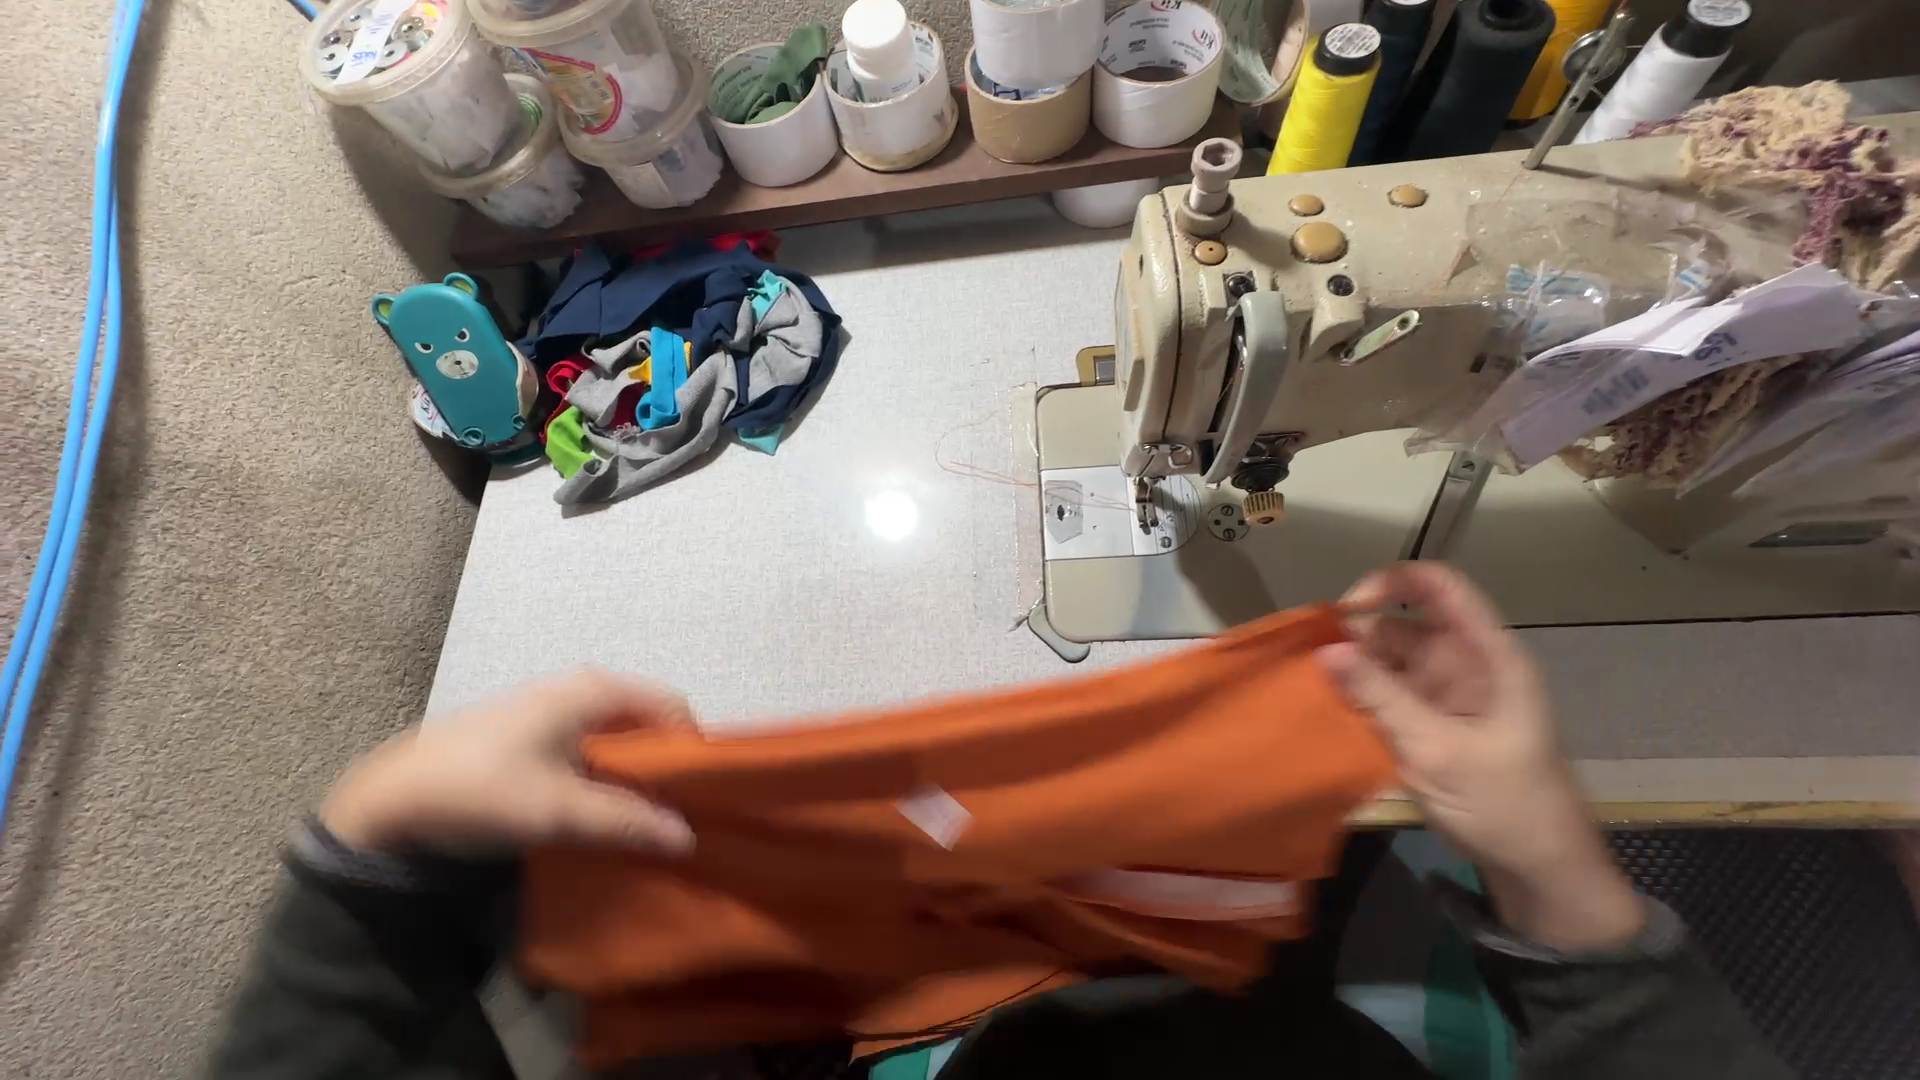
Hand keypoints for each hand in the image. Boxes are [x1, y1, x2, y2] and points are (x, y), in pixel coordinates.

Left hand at [319, 671, 695, 856]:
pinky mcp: (531, 730)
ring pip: (616, 732)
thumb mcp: (558, 811)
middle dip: (662, 759)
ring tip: (635, 812)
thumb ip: (626, 822)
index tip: (694, 791)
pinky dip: (605, 769)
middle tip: (669, 806)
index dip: (689, 745)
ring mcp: (551, 706)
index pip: (670, 705)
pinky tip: (594, 804)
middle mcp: (578, 688)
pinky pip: (590, 742)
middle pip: (645, 717)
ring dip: (633, 768)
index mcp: (592, 691)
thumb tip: (687, 837)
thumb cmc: (481, 790)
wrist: (384, 802)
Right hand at [1316, 563, 1643, 950]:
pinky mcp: (1423, 721)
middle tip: (1314, 666)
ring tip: (1312, 689)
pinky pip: (1379, 692)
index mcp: (1485, 654)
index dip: (1391, 582)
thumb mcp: (1438, 749)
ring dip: (1348, 669)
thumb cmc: (1506, 803)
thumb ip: (1380, 696)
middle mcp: (1460, 662)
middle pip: (1397, 623)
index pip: (1439, 586)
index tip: (1345, 612)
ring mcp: (1440, 692)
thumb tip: (1323, 649)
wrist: (1537, 870)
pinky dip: (1353, 695)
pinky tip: (1326, 708)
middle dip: (1354, 637)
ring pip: (1382, 659)